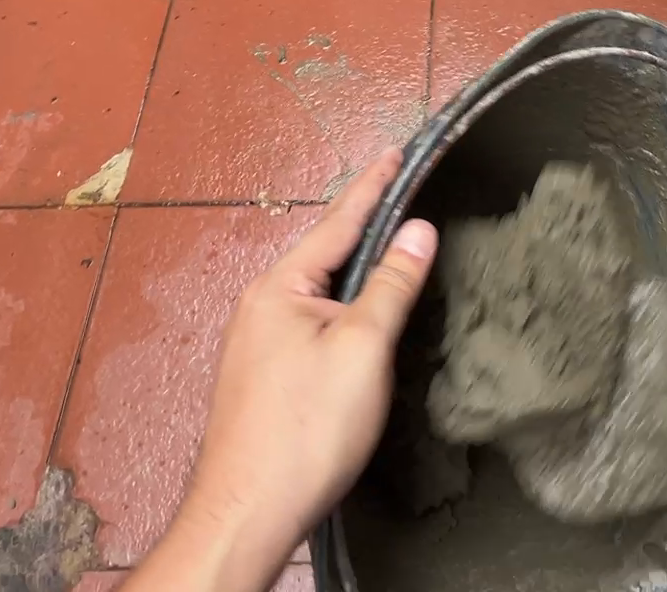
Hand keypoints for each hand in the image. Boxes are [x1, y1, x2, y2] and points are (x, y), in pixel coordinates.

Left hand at [128, 148, 437, 591]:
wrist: (246, 516)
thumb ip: (392, 282)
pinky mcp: (264, 369)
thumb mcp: (363, 346)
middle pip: (327, 250)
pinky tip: (357, 305)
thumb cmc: (307, 427)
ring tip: (386, 239)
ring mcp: (258, 338)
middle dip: (364, 220)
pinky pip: (311, 313)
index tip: (397, 151)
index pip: (340, 221)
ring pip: (319, 285)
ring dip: (354, 261)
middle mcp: (262, 303)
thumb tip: (420, 229)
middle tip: (399, 190)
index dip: (374, 185)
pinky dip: (342, 297)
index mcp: (281, 286)